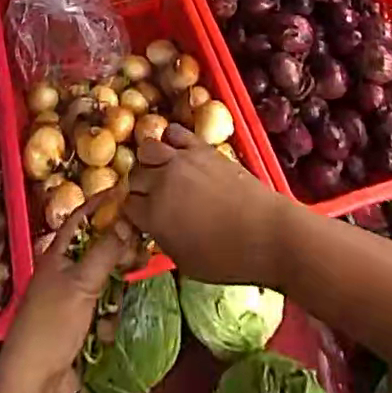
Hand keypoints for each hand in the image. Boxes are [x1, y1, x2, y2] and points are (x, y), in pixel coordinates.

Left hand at [0, 193, 129, 392]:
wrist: (33, 385)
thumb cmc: (52, 325)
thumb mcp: (82, 283)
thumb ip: (106, 250)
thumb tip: (128, 219)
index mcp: (56, 255)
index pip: (80, 218)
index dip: (99, 203)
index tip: (124, 191)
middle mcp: (62, 272)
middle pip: (95, 247)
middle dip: (117, 247)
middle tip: (141, 244)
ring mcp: (68, 299)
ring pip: (102, 277)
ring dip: (115, 283)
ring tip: (132, 282)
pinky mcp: (76, 324)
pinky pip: (101, 306)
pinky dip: (108, 313)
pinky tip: (109, 326)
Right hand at [125, 125, 296, 285]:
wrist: (265, 232)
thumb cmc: (225, 258)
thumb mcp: (183, 260)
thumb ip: (162, 237)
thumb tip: (155, 224)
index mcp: (154, 215)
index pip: (126, 205)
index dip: (132, 212)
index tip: (141, 218)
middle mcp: (163, 181)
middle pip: (135, 175)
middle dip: (139, 187)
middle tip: (151, 196)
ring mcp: (182, 160)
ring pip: (148, 148)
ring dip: (150, 160)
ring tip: (161, 171)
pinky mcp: (202, 148)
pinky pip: (176, 133)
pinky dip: (171, 140)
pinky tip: (177, 153)